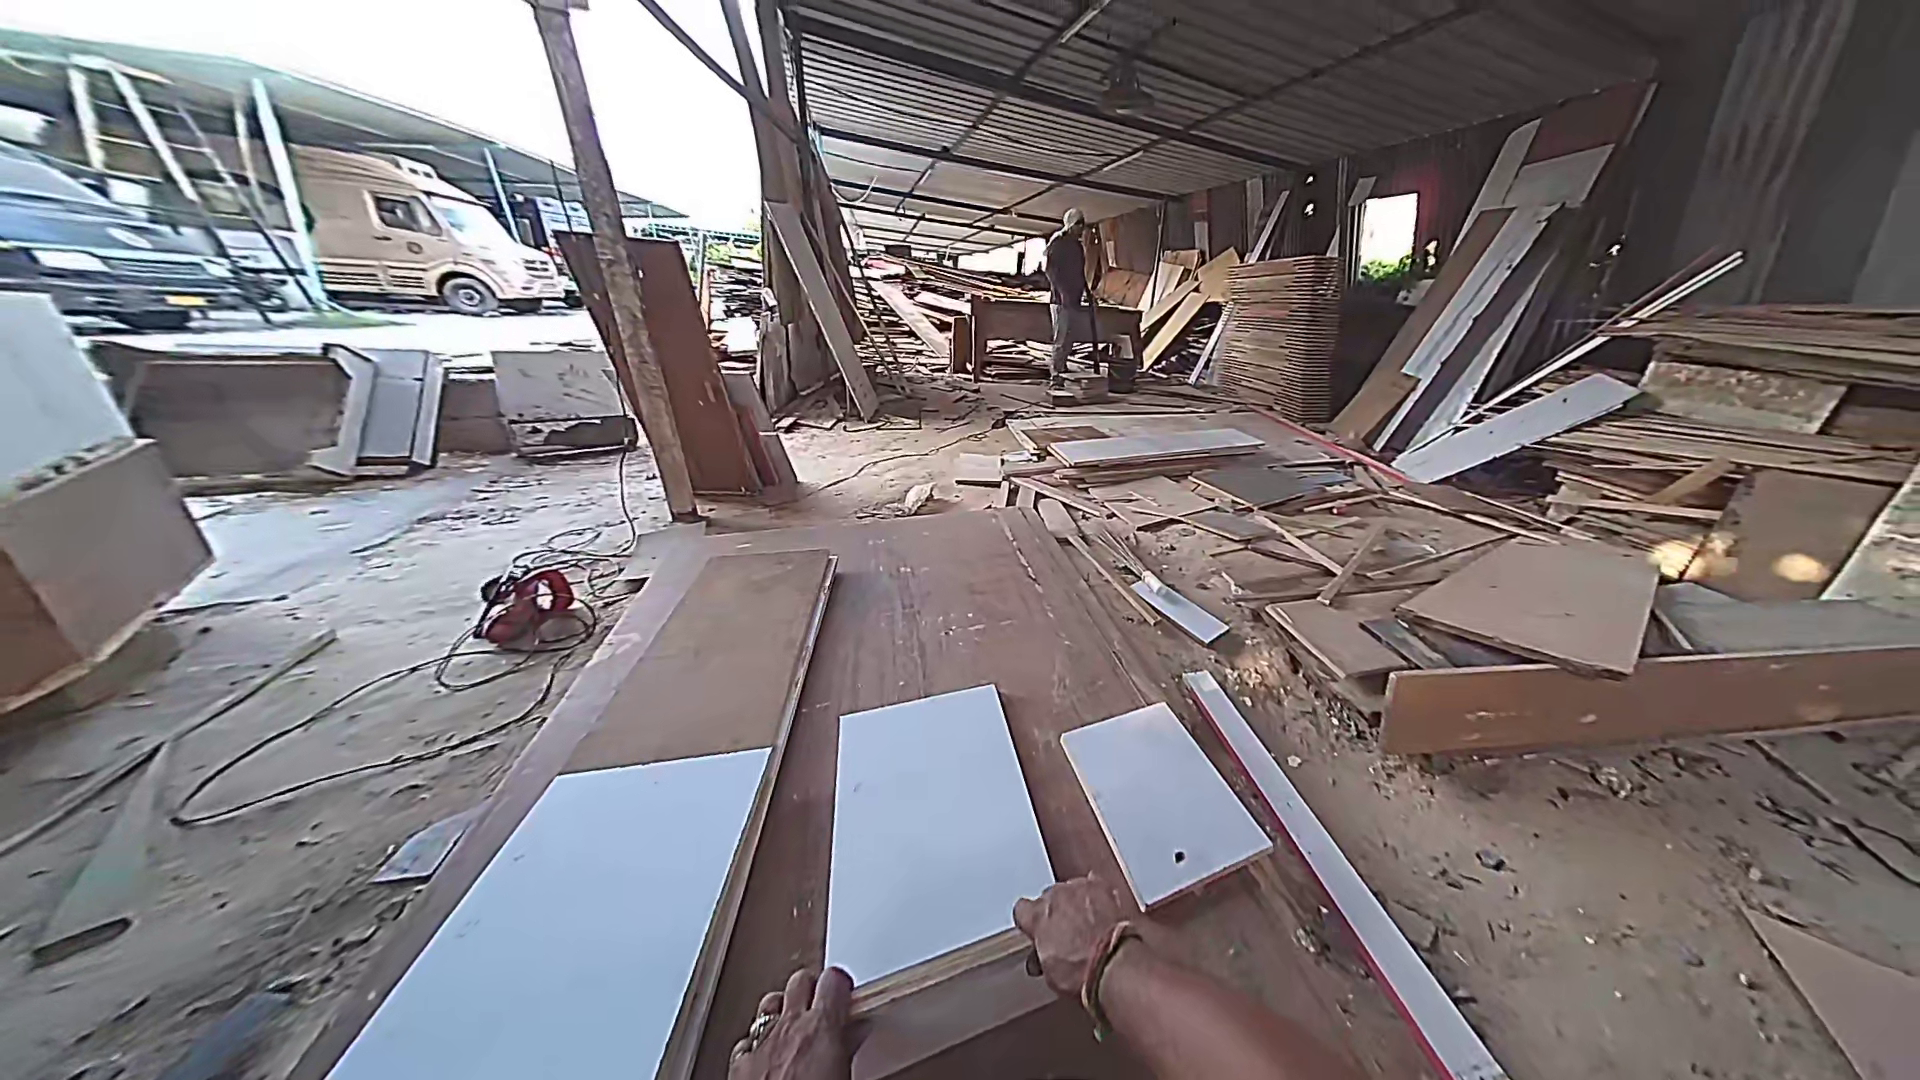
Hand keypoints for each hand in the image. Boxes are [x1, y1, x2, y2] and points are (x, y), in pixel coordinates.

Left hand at [727, 967, 854, 1079]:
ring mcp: (760, 1045)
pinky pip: (746, 1040)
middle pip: (800, 980)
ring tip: (792, 1025)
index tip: (845, 996)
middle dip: (810, 988)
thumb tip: (854, 1038)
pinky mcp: (737, 1068)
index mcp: (822, 1028)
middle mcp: (790, 1027)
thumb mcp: (843, 1078)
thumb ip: (848, 1051)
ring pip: (770, 1002)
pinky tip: (764, 1057)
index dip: (840, 985)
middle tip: (821, 1005)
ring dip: (782, 1009)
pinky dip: (756, 1043)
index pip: (834, 979)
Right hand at [1012, 875, 1129, 996]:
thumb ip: (1042, 956)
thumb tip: (1044, 959)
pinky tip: (1103, 910)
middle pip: (1048, 897)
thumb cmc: (1082, 973)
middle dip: (1055, 913)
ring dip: (1076, 903)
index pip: (1022, 910)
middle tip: (1067, 936)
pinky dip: (1097, 896)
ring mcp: (1079, 888)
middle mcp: (1055, 896)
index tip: (1037, 933)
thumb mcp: (1052, 975)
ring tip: (1089, 925)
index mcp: (1037, 916)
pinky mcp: (1102, 887)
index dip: (1030, 922)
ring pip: (1071, 889)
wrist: (1115, 965)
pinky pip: (1095, 884)